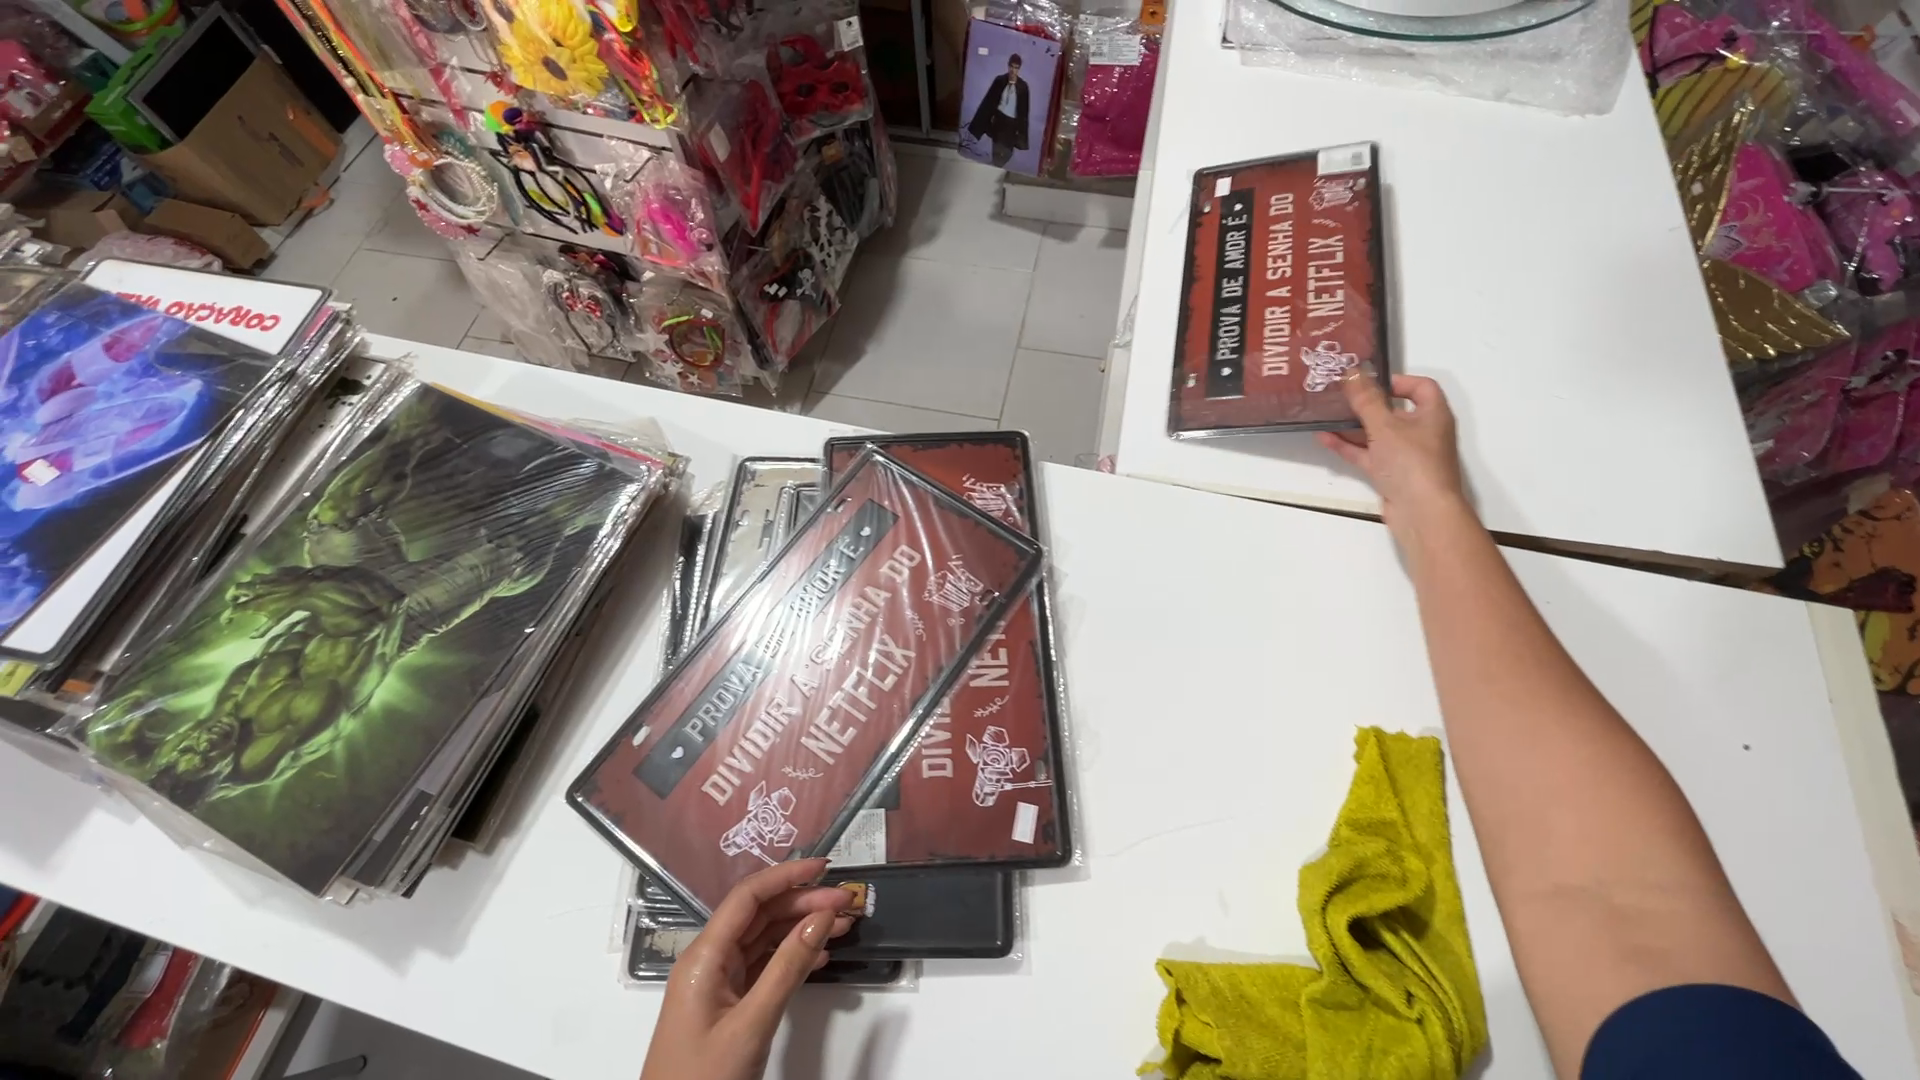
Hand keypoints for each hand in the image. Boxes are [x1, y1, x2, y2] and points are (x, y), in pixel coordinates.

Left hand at [641, 859, 856, 1079]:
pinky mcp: (727, 1006)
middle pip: (759, 915)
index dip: (787, 876)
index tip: (826, 869)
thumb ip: (788, 968)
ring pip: (764, 940)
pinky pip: (763, 968)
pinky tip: (821, 959)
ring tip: (845, 926)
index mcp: (705, 955)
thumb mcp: (751, 1025)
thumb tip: (823, 916)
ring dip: (802, 929)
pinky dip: (792, 958)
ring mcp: (718, 984)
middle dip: (803, 903)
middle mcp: (709, 960)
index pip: (748, 897)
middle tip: (848, 904)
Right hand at [1315, 371, 1469, 535]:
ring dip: (1352, 426)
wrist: (1421, 512)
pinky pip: (1367, 454)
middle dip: (1366, 404)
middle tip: (1339, 396)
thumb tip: (1352, 372)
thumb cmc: (1411, 463)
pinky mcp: (1390, 474)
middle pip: (1393, 411)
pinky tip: (1325, 438)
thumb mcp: (1385, 426)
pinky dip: (1349, 447)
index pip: (1420, 387)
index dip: (1396, 380)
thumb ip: (1366, 400)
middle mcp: (1422, 432)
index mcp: (1433, 414)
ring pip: (1376, 434)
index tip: (1368, 381)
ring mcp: (1405, 455)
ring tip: (1325, 415)